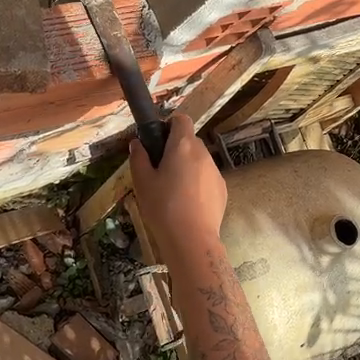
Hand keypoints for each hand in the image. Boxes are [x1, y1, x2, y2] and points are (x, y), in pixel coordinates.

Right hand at [129, 114, 226, 243]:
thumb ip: (139, 158)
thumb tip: (137, 144)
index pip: (181, 119)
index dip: (169, 125)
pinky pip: (207, 177)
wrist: (191, 239)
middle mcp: (202, 153)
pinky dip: (198, 182)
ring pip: (199, 160)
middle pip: (189, 141)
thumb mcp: (142, 182)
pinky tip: (187, 203)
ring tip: (173, 191)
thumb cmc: (163, 207)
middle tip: (159, 170)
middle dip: (176, 149)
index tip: (158, 141)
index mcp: (182, 146)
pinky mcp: (223, 188)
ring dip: (187, 167)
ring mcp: (215, 171)